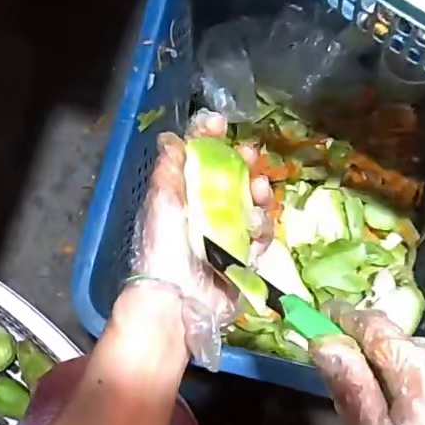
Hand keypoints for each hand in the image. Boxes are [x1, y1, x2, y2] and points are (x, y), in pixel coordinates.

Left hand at [128, 110, 272, 366]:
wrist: (176, 301)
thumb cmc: (163, 249)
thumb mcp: (161, 204)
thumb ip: (169, 172)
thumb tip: (171, 138)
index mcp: (182, 199)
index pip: (199, 163)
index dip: (210, 142)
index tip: (219, 124)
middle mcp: (205, 215)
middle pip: (232, 180)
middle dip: (243, 163)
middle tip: (250, 154)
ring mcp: (226, 237)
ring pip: (251, 205)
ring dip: (258, 192)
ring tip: (258, 189)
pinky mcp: (243, 259)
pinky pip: (261, 236)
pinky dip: (264, 227)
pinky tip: (260, 222)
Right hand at [311, 308, 424, 424]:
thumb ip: (350, 384)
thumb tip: (323, 341)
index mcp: (419, 368)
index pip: (373, 324)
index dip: (342, 317)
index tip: (320, 317)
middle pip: (395, 339)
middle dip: (368, 353)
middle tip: (352, 390)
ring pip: (418, 353)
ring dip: (396, 367)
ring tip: (391, 412)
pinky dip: (421, 378)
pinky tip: (423, 417)